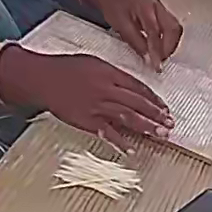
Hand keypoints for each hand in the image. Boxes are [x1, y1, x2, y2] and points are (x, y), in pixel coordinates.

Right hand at [0, 46, 173, 149]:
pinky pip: (107, 132)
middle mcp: (106, 89)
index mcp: (110, 73)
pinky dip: (120, 141)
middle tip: (170, 124)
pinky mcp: (87, 120)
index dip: (154, 100)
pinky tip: (132, 149)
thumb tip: (131, 87)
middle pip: (137, 103)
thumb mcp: (93, 63)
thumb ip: (113, 75)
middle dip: (156, 114)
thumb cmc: (66, 69)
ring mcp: (97, 105)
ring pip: (128, 116)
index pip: (139, 87)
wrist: (42, 78)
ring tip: (160, 134)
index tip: (165, 109)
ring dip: (146, 126)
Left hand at [82, 0, 182, 68]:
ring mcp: (162, 9)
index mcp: (145, 6)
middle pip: (173, 29)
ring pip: (175, 29)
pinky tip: (161, 50)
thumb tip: (149, 59)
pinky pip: (172, 29)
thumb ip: (136, 43)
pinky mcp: (162, 15)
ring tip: (160, 58)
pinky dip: (169, 42)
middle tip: (159, 62)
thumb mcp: (121, 26)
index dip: (157, 51)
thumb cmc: (114, 7)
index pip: (155, 31)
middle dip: (169, 49)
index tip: (156, 66)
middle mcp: (157, 6)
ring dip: (171, 46)